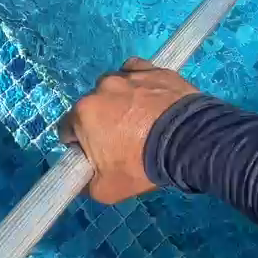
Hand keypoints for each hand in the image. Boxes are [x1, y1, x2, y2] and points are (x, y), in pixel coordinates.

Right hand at [57, 57, 199, 204]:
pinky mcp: (156, 69)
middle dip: (102, 119)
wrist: (189, 140)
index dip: (80, 143)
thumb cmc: (142, 164)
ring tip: (140, 116)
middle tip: (122, 137)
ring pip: (116, 85)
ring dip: (121, 98)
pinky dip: (141, 81)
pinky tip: (150, 94)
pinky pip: (139, 71)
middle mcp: (103, 87)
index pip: (68, 129)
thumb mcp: (105, 189)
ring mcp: (131, 75)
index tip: (97, 153)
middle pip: (93, 105)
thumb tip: (83, 176)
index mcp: (84, 113)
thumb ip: (86, 182)